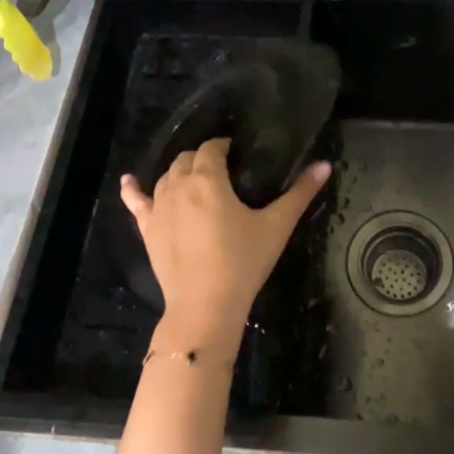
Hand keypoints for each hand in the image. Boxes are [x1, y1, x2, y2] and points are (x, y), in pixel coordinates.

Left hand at [119, 139, 330, 341]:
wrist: (204, 306)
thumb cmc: (243, 262)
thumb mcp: (276, 226)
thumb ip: (300, 193)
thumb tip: (324, 165)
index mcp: (208, 179)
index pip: (212, 149)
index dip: (225, 147)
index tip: (239, 154)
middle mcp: (178, 185)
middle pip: (187, 159)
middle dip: (204, 158)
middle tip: (224, 170)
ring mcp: (158, 208)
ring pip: (167, 176)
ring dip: (181, 172)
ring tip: (197, 179)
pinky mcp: (147, 229)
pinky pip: (136, 203)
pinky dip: (133, 190)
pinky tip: (129, 182)